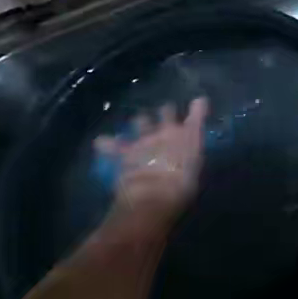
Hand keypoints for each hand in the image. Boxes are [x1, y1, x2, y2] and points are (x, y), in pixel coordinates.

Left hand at [92, 97, 206, 224]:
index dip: (196, 108)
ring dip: (140, 122)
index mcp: (188, 135)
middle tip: (164, 112)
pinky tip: (101, 141)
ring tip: (137, 123)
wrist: (154, 195)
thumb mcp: (195, 168)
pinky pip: (112, 145)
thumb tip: (191, 151)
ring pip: (141, 121)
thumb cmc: (183, 185)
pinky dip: (106, 143)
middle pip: (166, 111)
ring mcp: (144, 139)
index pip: (195, 115)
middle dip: (165, 111)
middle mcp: (166, 131)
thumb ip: (192, 153)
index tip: (197, 103)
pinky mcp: (125, 152)